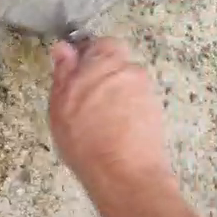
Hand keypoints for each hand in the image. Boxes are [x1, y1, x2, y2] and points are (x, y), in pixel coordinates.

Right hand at [48, 37, 173, 197]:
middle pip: (116, 63)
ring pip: (126, 84)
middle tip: (83, 99)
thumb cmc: (86, 138)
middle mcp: (129, 70)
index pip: (101, 43)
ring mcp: (145, 92)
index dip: (88, 56)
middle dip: (102, 75)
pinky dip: (126, 111)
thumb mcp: (61, 104)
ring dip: (114, 94)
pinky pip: (136, 103)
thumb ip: (64, 71)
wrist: (123, 173)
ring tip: (98, 120)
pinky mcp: (155, 112)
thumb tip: (63, 48)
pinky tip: (112, 131)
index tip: (76, 73)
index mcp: (105, 60)